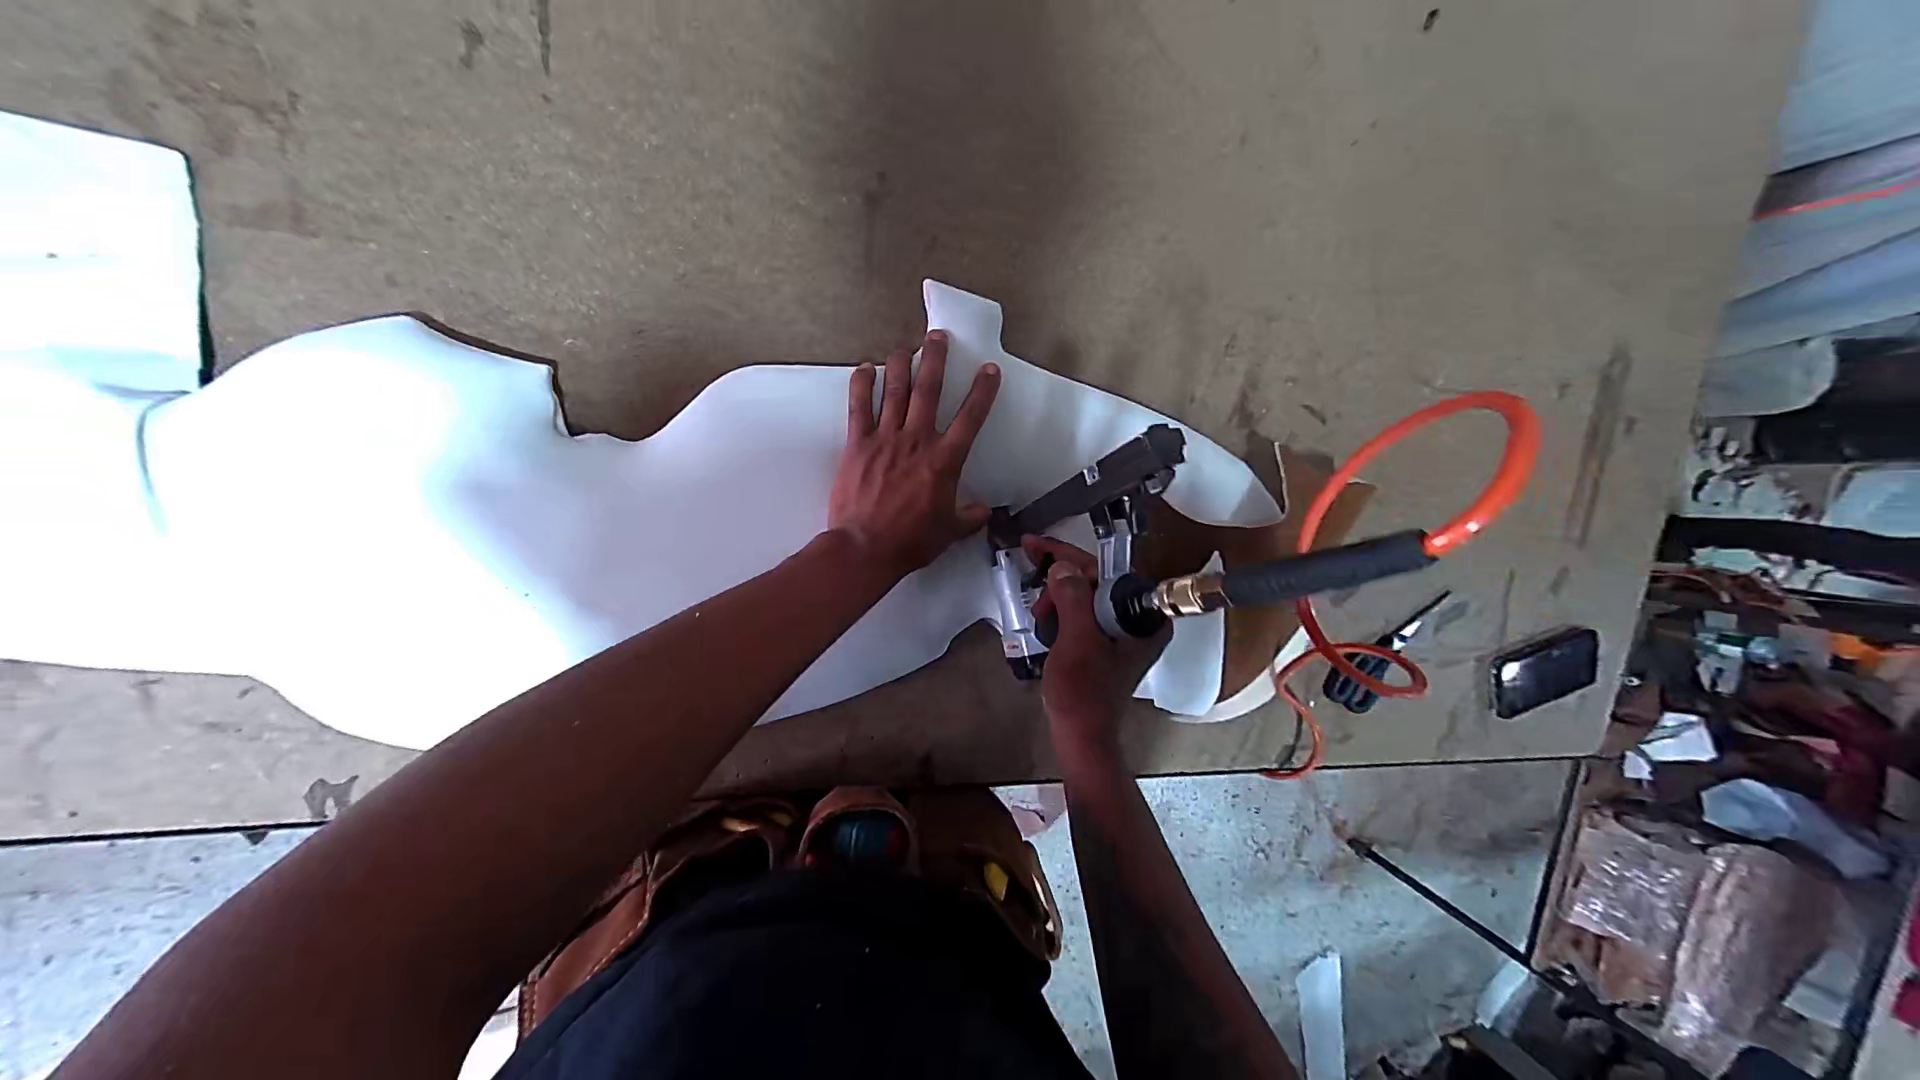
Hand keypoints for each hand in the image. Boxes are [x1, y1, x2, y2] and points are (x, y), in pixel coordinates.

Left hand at [829, 330, 999, 577]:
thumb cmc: (909, 541)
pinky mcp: (858, 445)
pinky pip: (859, 407)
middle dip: (936, 360)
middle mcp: (916, 441)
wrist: (866, 547)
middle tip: (938, 337)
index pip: (970, 418)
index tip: (989, 371)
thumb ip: (969, 517)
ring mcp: (885, 439)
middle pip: (929, 390)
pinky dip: (861, 385)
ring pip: (895, 391)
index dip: (983, 391)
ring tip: (906, 347)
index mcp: (944, 461)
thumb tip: (983, 512)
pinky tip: (864, 369)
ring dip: (901, 364)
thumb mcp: (949, 532)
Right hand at [1024, 535, 1171, 760]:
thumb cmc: (1082, 692)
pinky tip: (1047, 624)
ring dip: (1057, 599)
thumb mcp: (1077, 640)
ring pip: (1085, 596)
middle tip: (1033, 588)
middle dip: (1059, 582)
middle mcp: (1139, 621)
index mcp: (1143, 618)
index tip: (1036, 545)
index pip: (1105, 571)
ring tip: (1041, 617)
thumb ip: (1073, 599)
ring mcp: (1123, 634)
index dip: (1068, 557)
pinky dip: (1061, 614)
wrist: (1081, 735)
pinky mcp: (1106, 644)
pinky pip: (1082, 614)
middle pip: (1095, 581)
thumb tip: (1062, 567)